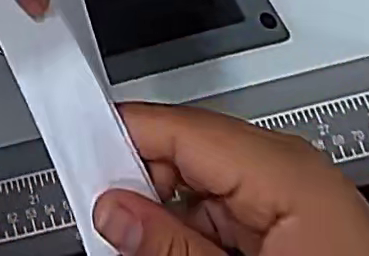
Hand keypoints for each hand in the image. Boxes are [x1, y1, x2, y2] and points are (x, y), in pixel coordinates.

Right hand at [93, 104, 368, 255]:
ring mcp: (289, 191)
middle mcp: (285, 164)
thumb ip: (172, 245)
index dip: (121, 136)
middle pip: (183, 149)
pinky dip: (194, 228)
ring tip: (144, 245)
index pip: (176, 125)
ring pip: (198, 180)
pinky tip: (177, 250)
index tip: (78, 157)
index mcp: (281, 165)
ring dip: (166, 212)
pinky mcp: (290, 218)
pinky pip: (222, 205)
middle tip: (111, 224)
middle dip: (142, 183)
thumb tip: (112, 208)